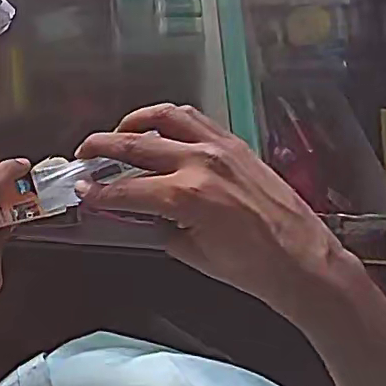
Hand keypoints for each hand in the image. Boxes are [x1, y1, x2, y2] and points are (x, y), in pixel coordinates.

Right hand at [76, 104, 357, 320]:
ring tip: (118, 133)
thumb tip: (131, 213)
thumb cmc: (251, 268)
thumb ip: (155, 226)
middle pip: (134, 145)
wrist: (303, 260)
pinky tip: (158, 129)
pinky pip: (193, 118)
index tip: (82, 192)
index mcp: (186, 196)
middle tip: (83, 154)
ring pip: (163, 118)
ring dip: (133, 122)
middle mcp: (198, 162)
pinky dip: (168, 119)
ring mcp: (218, 147)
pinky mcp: (233, 143)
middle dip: (100, 148)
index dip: (97, 193)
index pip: (126, 190)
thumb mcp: (191, 253)